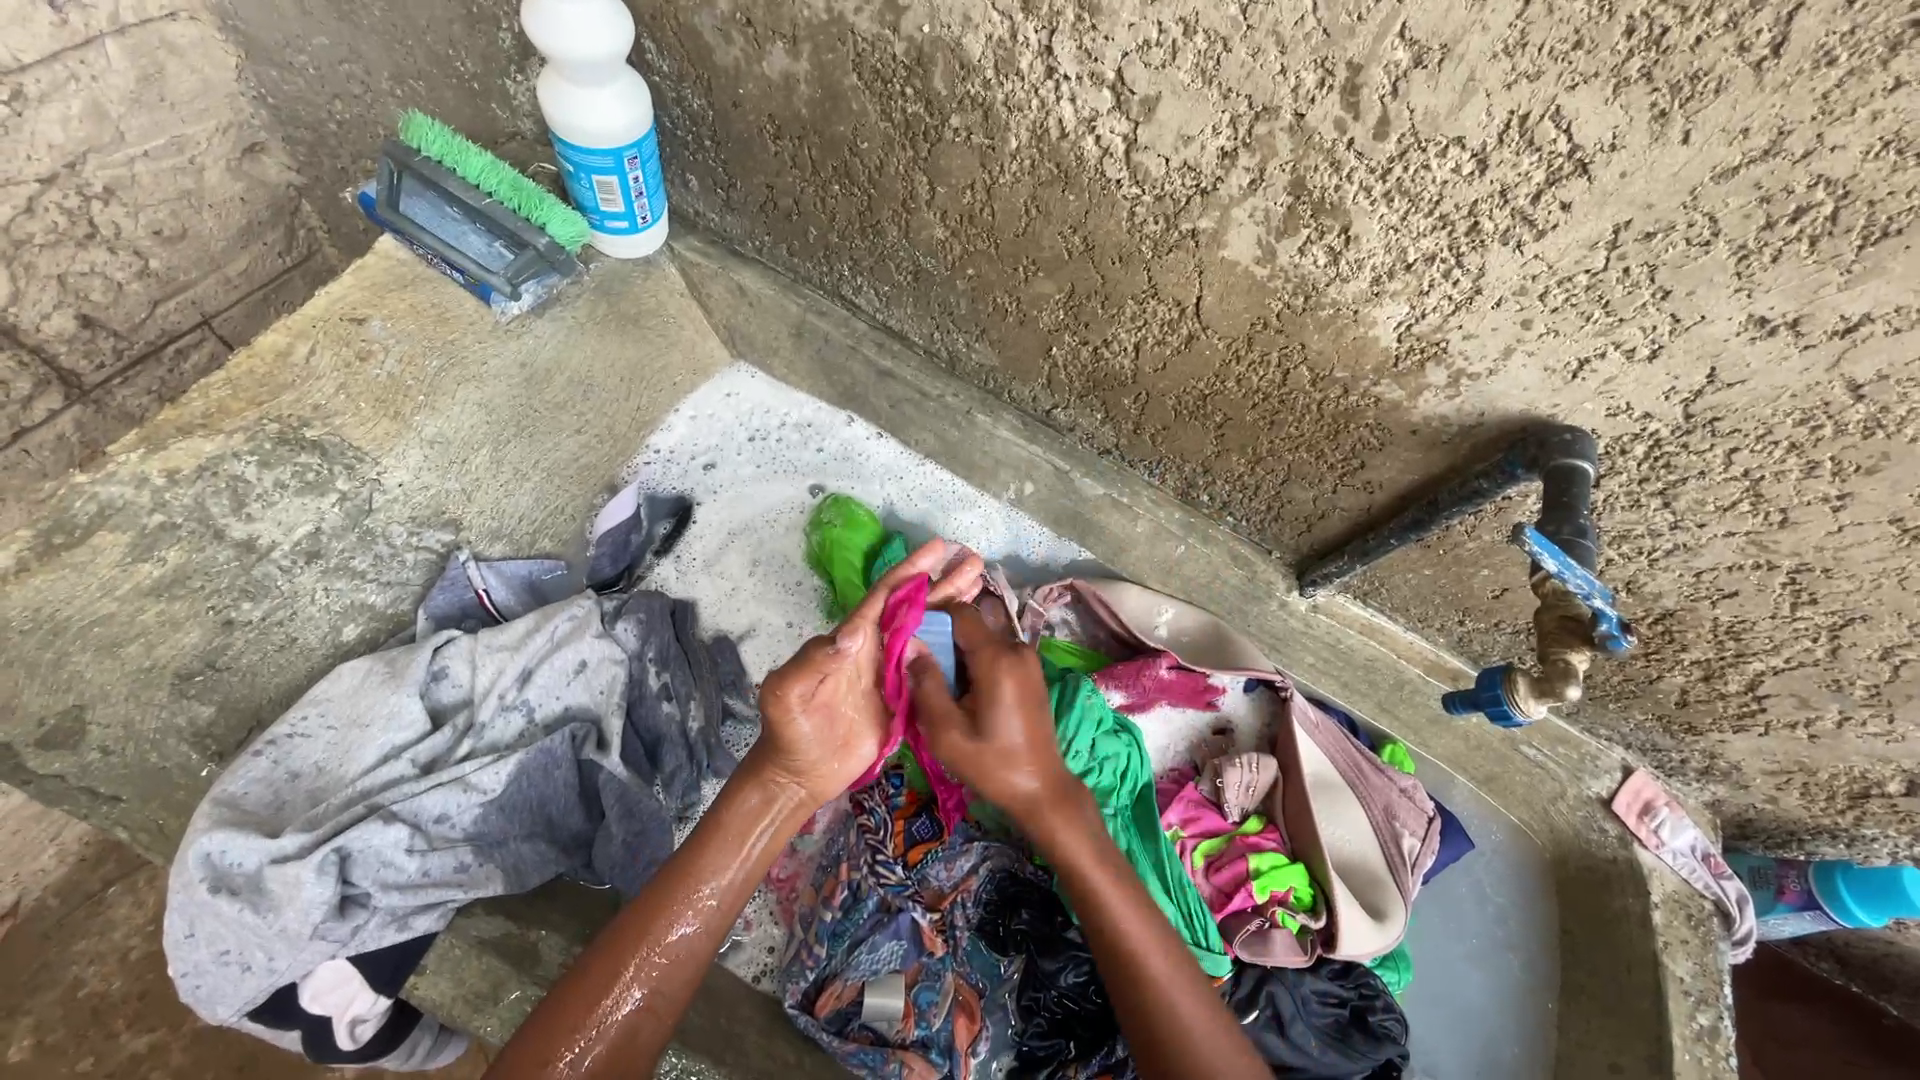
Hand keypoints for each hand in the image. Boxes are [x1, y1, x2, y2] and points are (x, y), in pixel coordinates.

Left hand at [747, 538, 985, 805]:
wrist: (800, 774)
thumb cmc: (788, 730)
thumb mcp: (787, 692)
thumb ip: (813, 660)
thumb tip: (851, 633)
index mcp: (850, 639)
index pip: (885, 597)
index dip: (910, 571)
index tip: (937, 548)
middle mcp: (875, 649)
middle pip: (914, 607)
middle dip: (942, 582)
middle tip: (973, 560)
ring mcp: (891, 673)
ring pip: (927, 631)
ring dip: (952, 606)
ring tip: (979, 583)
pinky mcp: (905, 698)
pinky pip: (933, 666)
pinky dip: (954, 647)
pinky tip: (974, 636)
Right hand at [908, 603, 1081, 823]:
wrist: (1041, 789)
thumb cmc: (992, 764)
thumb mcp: (947, 732)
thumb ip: (926, 684)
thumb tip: (910, 645)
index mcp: (997, 658)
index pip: (960, 612)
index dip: (932, 618)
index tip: (910, 638)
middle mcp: (1017, 648)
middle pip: (971, 626)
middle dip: (943, 641)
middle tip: (920, 670)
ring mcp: (1028, 659)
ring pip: (982, 640)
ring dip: (958, 655)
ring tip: (940, 686)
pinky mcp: (1031, 672)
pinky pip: (996, 653)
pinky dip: (975, 664)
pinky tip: (964, 695)